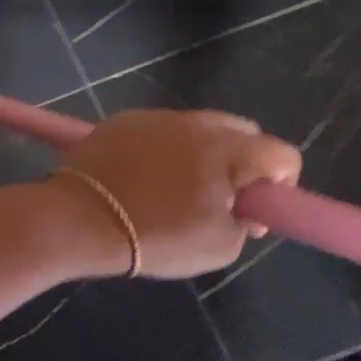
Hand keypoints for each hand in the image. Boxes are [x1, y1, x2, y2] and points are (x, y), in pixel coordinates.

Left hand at [53, 110, 302, 278]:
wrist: (80, 217)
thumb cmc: (158, 235)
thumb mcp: (224, 243)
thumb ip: (246, 219)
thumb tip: (244, 207)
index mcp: (223, 148)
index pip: (280, 152)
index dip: (281, 181)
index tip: (258, 206)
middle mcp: (188, 122)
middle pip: (238, 128)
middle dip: (245, 158)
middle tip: (226, 194)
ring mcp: (148, 117)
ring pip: (195, 125)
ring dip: (202, 150)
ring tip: (183, 186)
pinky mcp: (116, 121)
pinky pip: (157, 129)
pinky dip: (164, 146)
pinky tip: (148, 175)